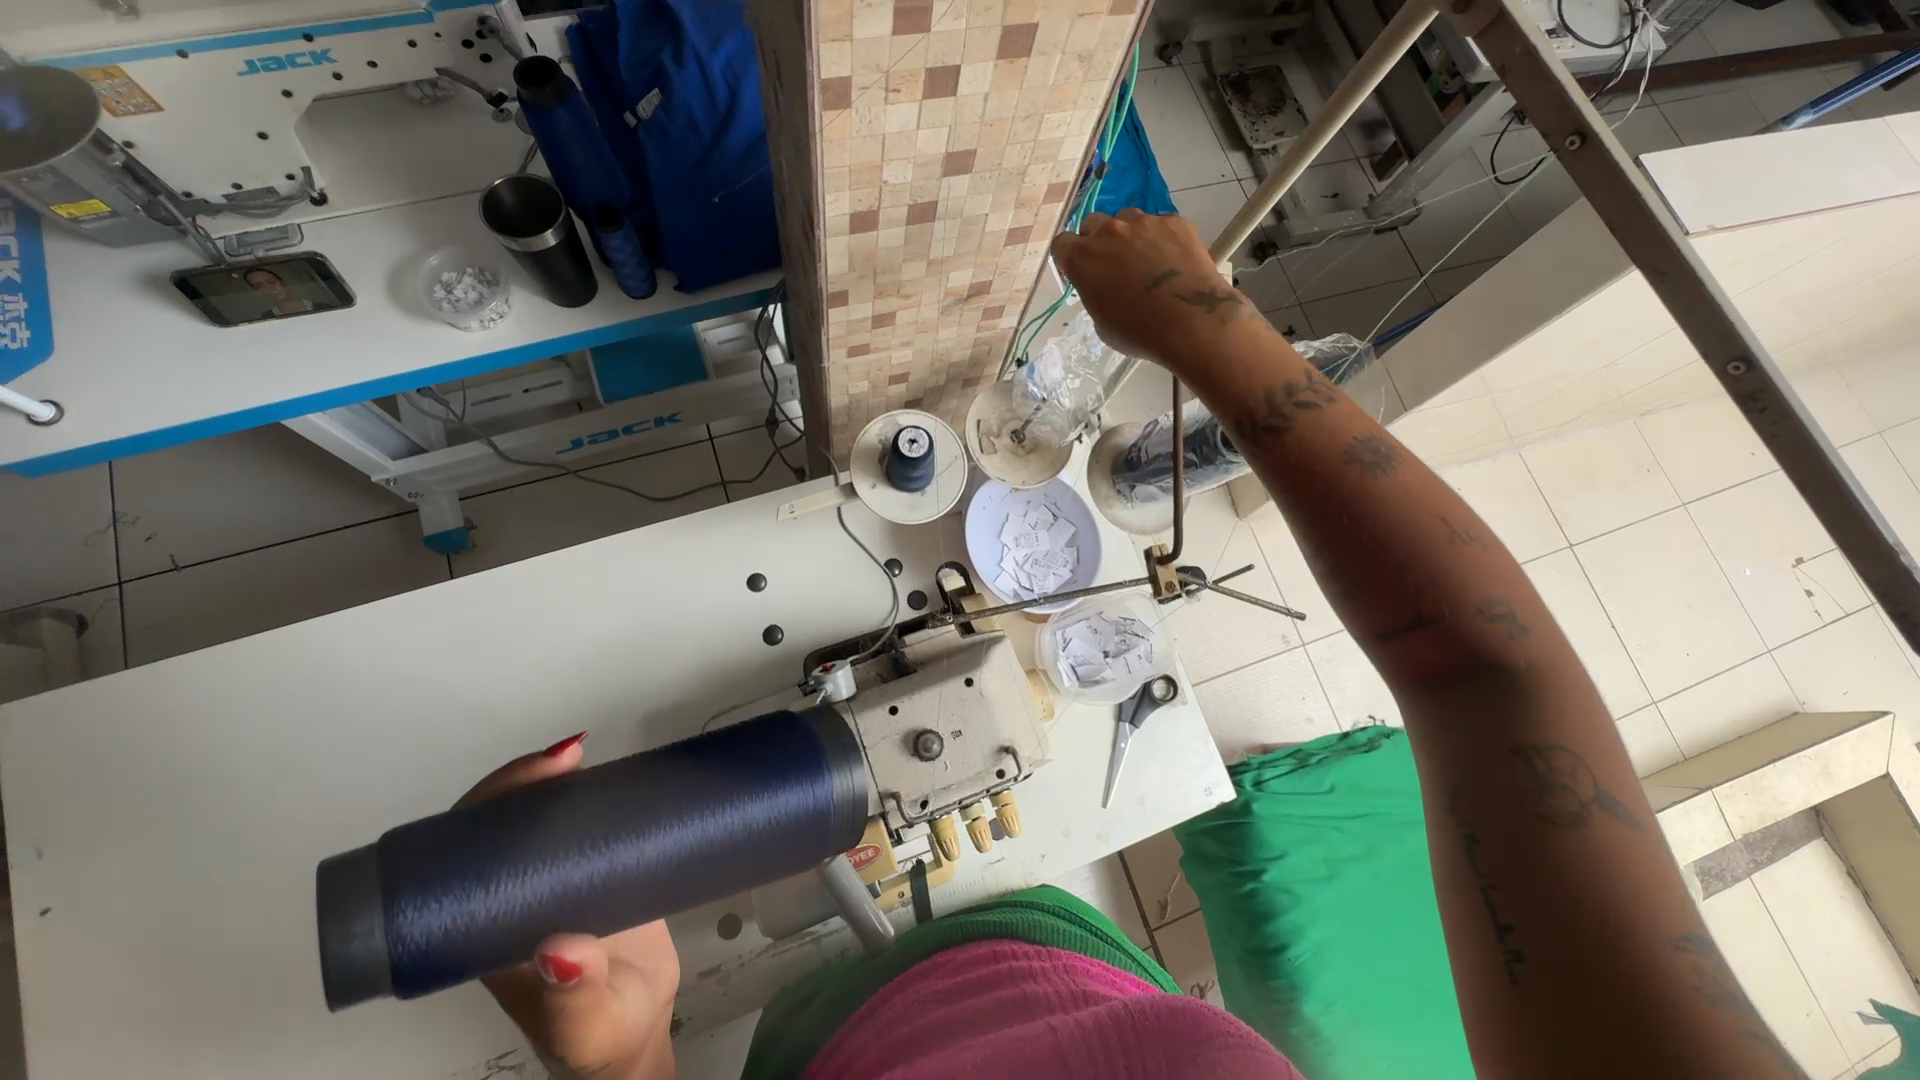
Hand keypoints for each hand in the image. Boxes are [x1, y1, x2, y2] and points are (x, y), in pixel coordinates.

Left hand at [460, 734, 679, 1079]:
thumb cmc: (598, 1043)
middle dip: (524, 782)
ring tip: (587, 755)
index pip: (465, 853)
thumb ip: (571, 998)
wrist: (639, 1041)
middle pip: (501, 823)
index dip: (486, 808)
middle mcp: (514, 895)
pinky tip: (619, 777)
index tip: (529, 782)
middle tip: (568, 757)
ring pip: (544, 817)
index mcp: (486, 926)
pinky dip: (599, 795)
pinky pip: (589, 825)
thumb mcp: (583, 1029)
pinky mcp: (601, 872)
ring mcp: (558, 880)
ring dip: (562, 781)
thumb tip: (560, 949)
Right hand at [1050, 209, 1260, 367]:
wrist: (1190, 321)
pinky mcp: (1174, 222)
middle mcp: (1109, 231)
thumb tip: (1106, 285)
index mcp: (1082, 258)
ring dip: (1130, 236)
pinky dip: (1161, 239)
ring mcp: (1143, 222)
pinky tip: (1172, 262)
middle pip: (1093, 224)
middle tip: (1113, 266)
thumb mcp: (1101, 321)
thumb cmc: (1138, 332)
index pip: (1062, 244)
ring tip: (1146, 261)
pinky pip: (1160, 225)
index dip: (1069, 257)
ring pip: (1127, 220)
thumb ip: (1096, 292)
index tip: (1079, 271)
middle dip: (1098, 241)